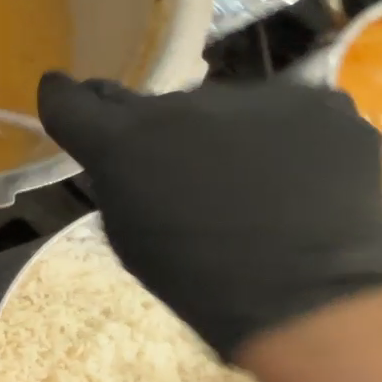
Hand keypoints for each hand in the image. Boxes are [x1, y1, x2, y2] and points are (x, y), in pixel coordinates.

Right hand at [38, 73, 381, 361]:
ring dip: (216, 131)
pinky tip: (288, 168)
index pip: (69, 97)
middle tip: (170, 160)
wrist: (303, 291)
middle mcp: (175, 106)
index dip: (64, 94)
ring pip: (217, 107)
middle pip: (148, 104)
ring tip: (242, 172)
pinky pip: (281, 109)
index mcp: (117, 139)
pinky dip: (276, 132)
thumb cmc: (188, 269)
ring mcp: (251, 100)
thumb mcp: (120, 221)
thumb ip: (113, 172)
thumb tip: (125, 151)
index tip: (63, 90)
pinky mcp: (317, 104)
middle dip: (150, 126)